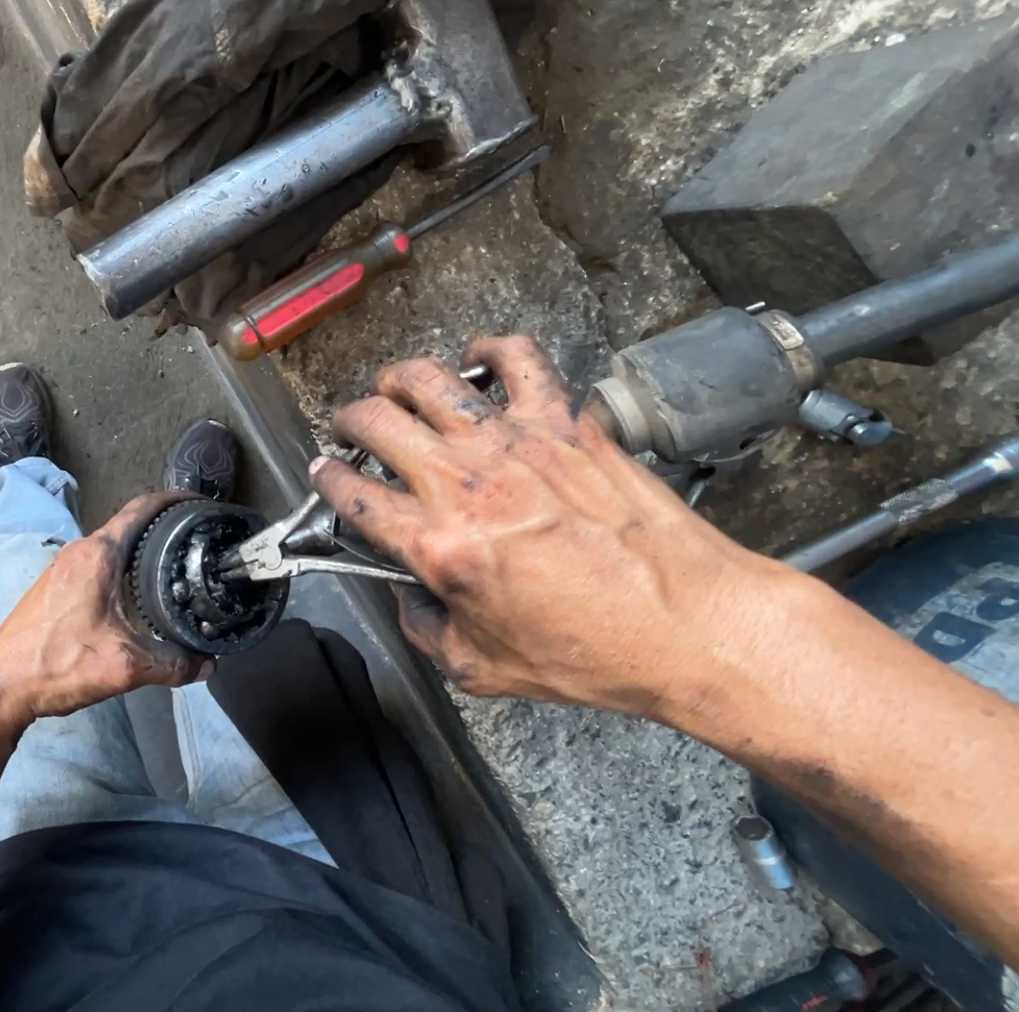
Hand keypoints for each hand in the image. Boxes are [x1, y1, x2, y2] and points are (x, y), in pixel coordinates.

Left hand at [0, 492, 213, 724]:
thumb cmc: (57, 665)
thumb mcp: (125, 666)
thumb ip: (172, 663)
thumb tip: (207, 664)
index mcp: (97, 555)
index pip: (142, 509)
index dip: (174, 500)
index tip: (199, 503)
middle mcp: (78, 552)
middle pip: (129, 529)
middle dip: (163, 531)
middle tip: (195, 544)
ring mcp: (60, 570)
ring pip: (112, 551)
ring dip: (141, 555)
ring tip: (173, 572)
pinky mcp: (52, 590)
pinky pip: (96, 568)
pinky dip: (121, 572)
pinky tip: (135, 599)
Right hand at [310, 339, 791, 718]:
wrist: (692, 624)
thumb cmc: (596, 649)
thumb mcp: (481, 667)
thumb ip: (425, 628)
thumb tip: (412, 597)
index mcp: (437, 546)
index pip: (352, 496)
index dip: (327, 480)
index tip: (326, 474)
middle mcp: (464, 485)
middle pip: (374, 422)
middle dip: (348, 422)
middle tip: (352, 430)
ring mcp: (515, 445)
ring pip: (426, 378)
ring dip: (396, 381)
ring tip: (396, 389)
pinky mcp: (564, 424)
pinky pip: (517, 360)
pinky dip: (489, 351)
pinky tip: (478, 361)